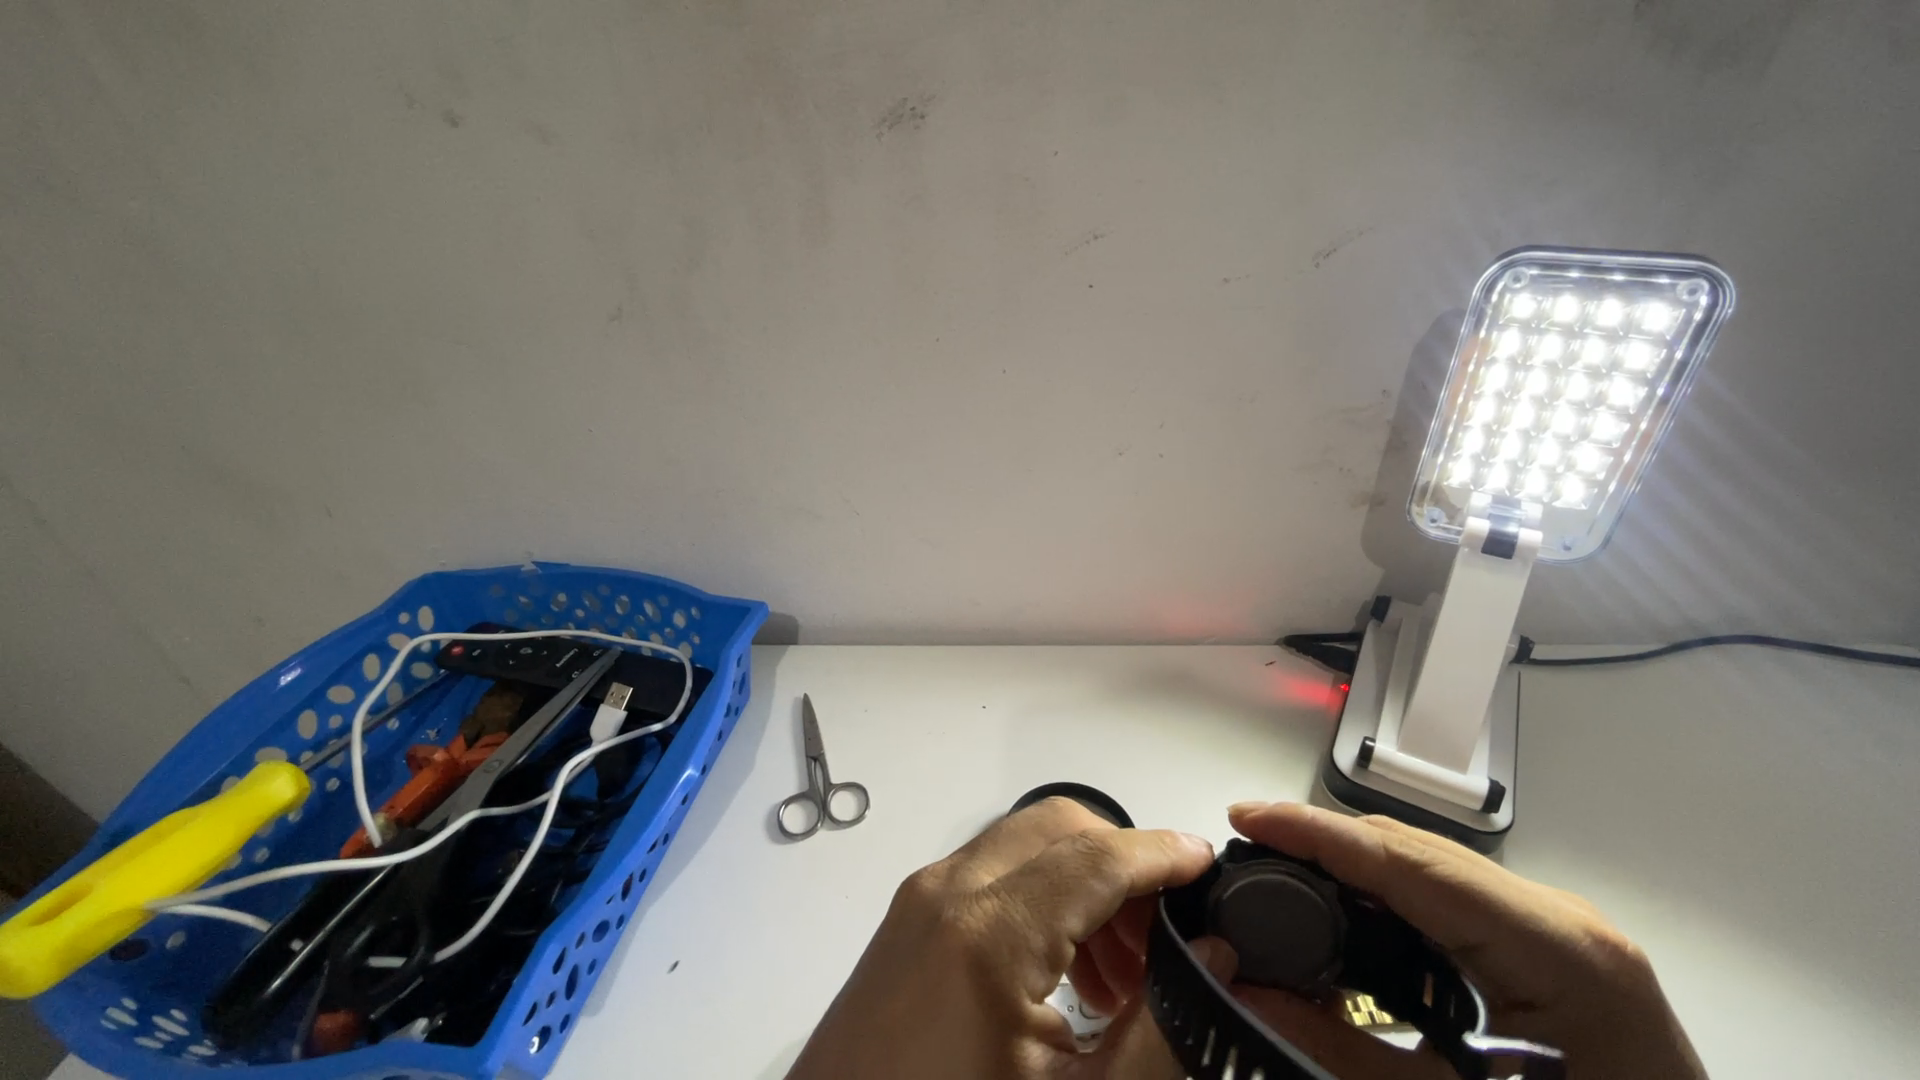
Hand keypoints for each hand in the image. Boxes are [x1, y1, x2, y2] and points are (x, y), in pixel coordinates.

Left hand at [785, 797, 1215, 1079]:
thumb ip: (1157, 1033)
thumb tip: (1214, 958)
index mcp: (986, 936)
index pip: (1095, 857)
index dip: (1161, 853)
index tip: (1208, 864)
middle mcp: (946, 894)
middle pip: (1056, 827)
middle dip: (1121, 863)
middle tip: (1162, 940)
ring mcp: (917, 902)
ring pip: (1022, 845)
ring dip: (1081, 882)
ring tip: (1118, 975)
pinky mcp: (905, 922)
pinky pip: (989, 875)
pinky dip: (1040, 897)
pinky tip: (1063, 974)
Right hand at [1197, 803, 1707, 1079]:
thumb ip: (1338, 1053)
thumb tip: (1245, 992)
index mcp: (1556, 953)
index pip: (1411, 864)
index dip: (1317, 832)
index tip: (1243, 816)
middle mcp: (1559, 918)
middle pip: (1414, 851)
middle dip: (1321, 840)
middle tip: (1245, 849)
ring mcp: (1555, 926)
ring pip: (1426, 864)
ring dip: (1347, 862)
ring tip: (1274, 870)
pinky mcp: (1545, 944)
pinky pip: (1444, 894)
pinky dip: (1380, 891)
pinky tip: (1337, 905)